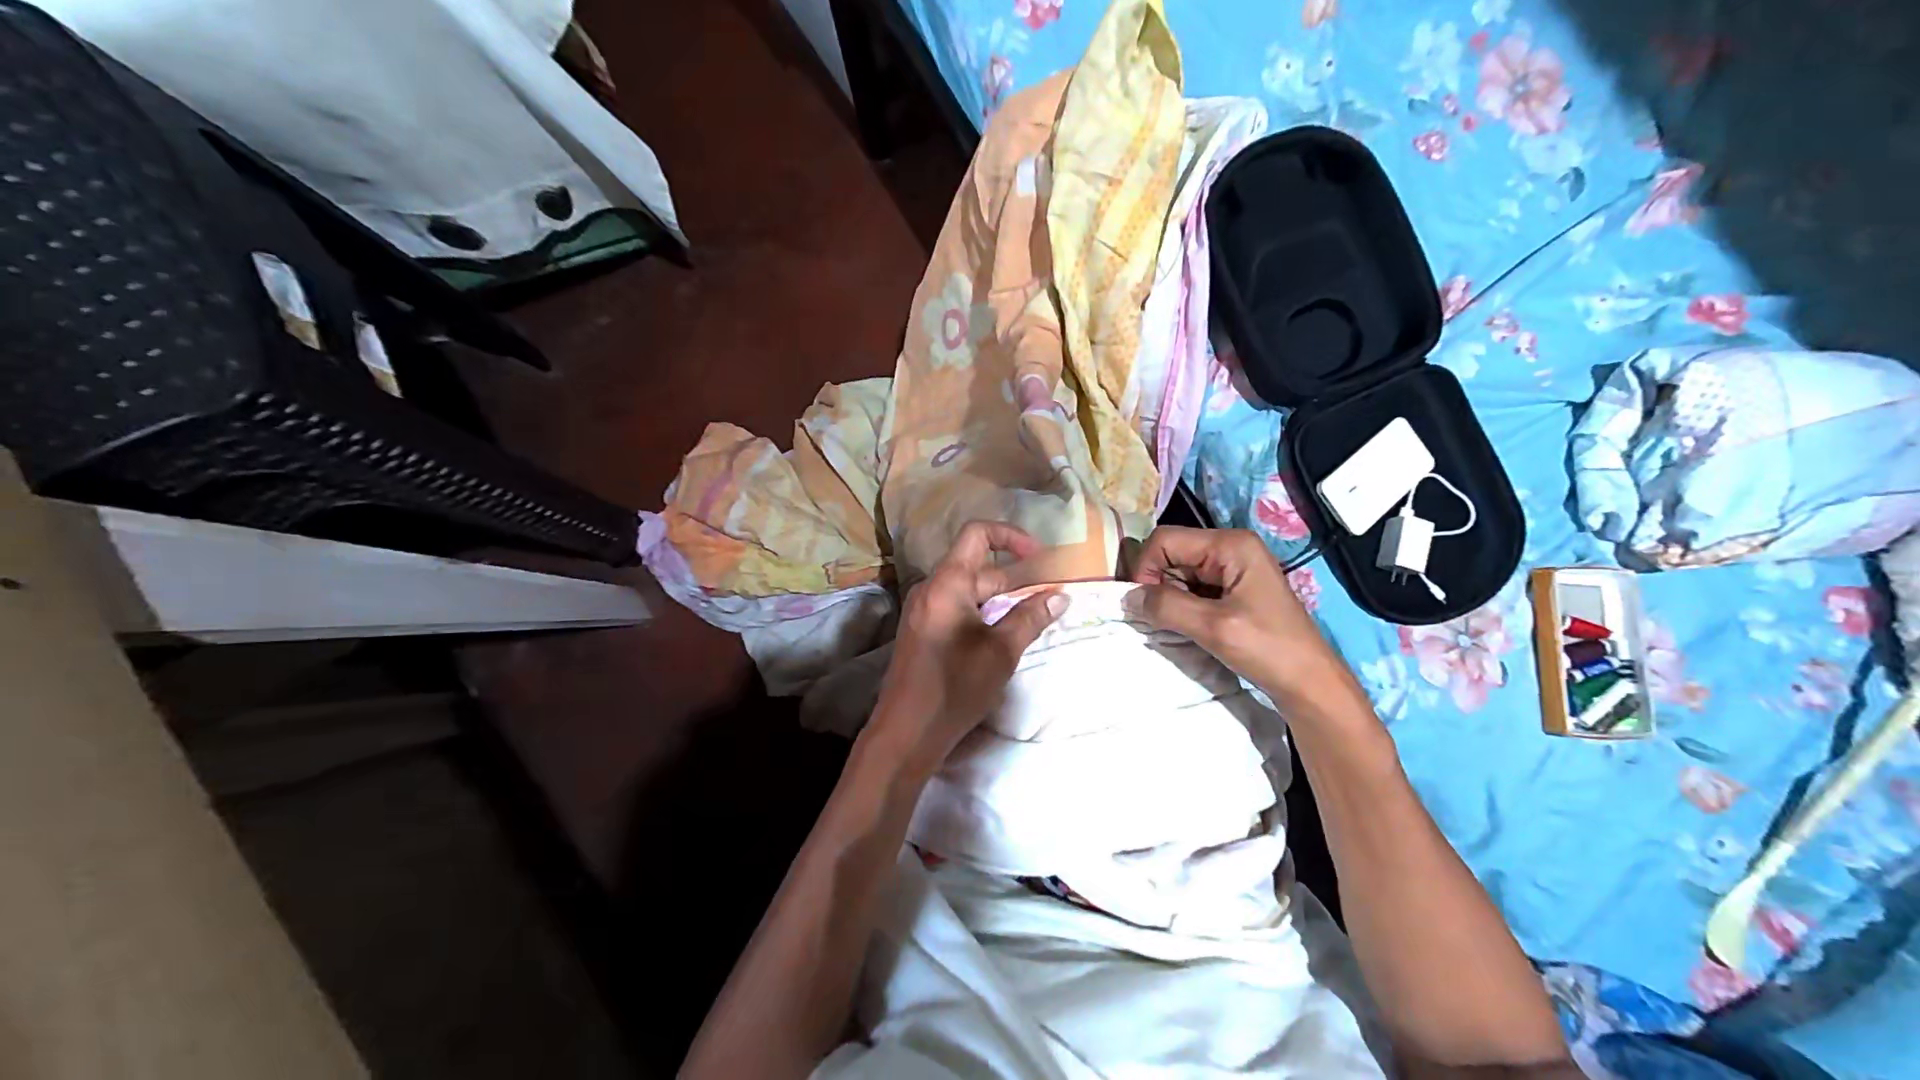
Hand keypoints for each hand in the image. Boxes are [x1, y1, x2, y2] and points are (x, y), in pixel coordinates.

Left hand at [868, 522, 1066, 770]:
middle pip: (976, 565)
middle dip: (1014, 578)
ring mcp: (923, 610)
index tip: (1039, 556)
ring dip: (1000, 597)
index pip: (977, 534)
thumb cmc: (955, 687)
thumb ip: (1030, 617)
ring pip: (968, 589)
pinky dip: (983, 612)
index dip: (1011, 536)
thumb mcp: (1001, 651)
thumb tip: (1059, 595)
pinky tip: (1003, 634)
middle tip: (1047, 599)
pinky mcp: (922, 630)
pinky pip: (956, 607)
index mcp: (947, 582)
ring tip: (1031, 618)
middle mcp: (931, 588)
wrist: (906, 731)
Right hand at [1124, 526, 1339, 704]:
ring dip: (1168, 597)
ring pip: (1178, 571)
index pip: (1165, 540)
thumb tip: (1127, 597)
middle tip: (1159, 618)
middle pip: (1171, 552)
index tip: (1144, 604)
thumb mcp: (1213, 627)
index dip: (1146, 568)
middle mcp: (1230, 547)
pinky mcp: (1232, 588)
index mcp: (1230, 544)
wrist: (1310, 683)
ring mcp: (1233, 567)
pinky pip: (1192, 587)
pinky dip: (1181, 604)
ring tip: (1175, 625)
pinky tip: (1187, 626)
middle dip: (1157, 583)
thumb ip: (1167, 607)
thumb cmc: (1268, 649)